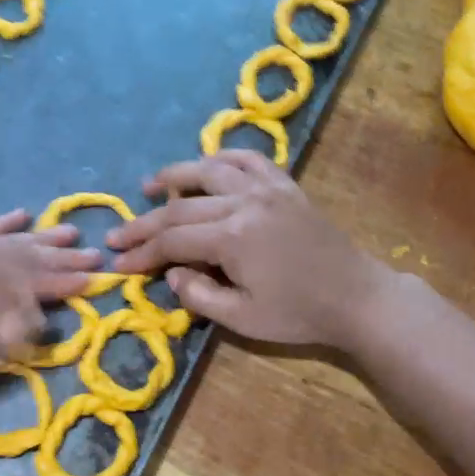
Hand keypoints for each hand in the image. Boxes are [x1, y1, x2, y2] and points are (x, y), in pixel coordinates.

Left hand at [0, 210, 99, 390]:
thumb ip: (15, 328)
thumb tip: (44, 315)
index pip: (38, 277)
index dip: (68, 280)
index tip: (99, 278)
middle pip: (26, 253)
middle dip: (61, 257)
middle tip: (94, 252)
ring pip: (5, 237)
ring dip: (37, 237)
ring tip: (67, 230)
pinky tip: (16, 215)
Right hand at [109, 151, 389, 349]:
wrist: (357, 297)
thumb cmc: (298, 314)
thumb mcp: (242, 318)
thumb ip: (199, 295)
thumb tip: (171, 273)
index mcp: (232, 238)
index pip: (172, 241)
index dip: (141, 254)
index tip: (117, 264)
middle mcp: (244, 203)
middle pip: (181, 207)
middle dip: (145, 223)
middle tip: (119, 235)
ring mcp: (266, 189)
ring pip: (209, 170)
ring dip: (175, 176)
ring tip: (150, 186)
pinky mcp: (285, 186)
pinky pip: (248, 158)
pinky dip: (222, 157)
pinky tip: (207, 165)